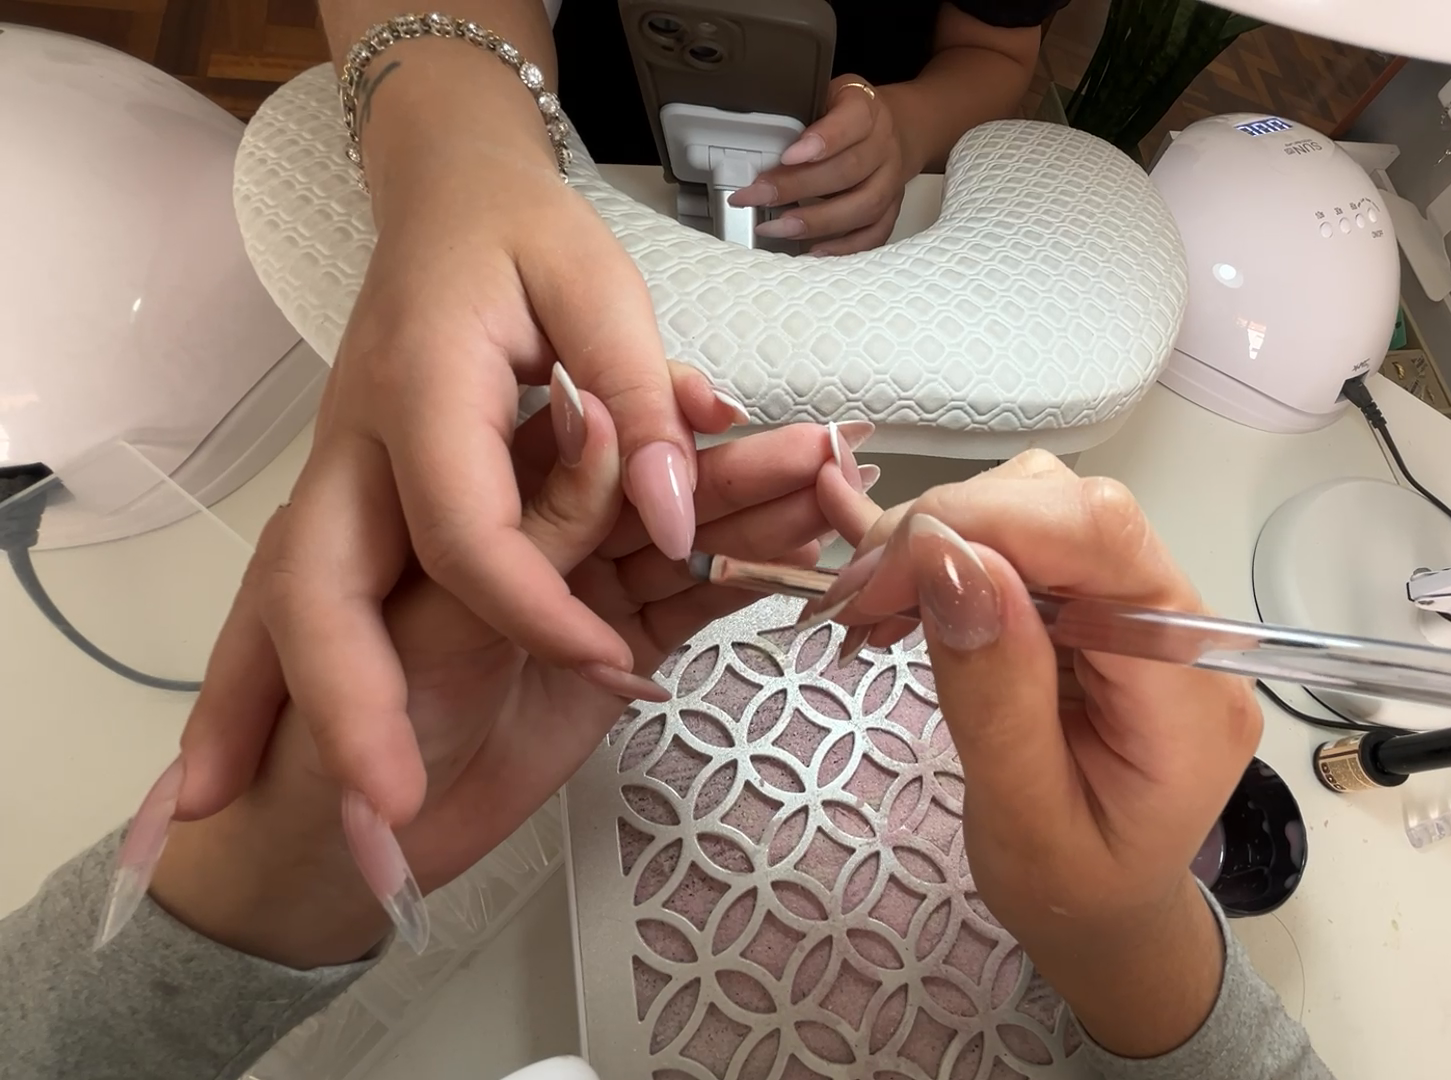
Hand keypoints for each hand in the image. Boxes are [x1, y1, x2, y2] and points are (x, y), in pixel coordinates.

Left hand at [142, 389, 854, 966]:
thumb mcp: (433, 625)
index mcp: (470, 500)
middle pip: (651, 495)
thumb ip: (528, 531)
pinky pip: (693, 604)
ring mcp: (590, 587)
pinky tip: (802, 557)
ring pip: (685, 545)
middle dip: (738, 477)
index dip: (659, 439)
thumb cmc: (337, 741)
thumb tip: (600, 426)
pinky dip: (746, 583)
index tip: (723, 424)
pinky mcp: (624, 640)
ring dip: (758, 524)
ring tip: (833, 498)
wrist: (343, 863)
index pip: (580, 451)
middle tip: (823, 454)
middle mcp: (540, 530)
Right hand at [174, 52, 754, 833]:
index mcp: (427, 389)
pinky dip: (259, 668)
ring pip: (283, 599)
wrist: (446, 193)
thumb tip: (677, 514)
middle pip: (318, 584)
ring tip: (217, 817)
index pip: (466, 525)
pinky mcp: (360, 494)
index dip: (535, 605)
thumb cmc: (528, 241)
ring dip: (252, 707)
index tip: (604, 663)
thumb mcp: (603, 300)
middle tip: (374, 813)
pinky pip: (303, 588)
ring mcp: (348, 475)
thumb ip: (643, 402)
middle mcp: (366, 448)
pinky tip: (226, 749)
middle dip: (338, 702)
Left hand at [728, 74, 911, 254]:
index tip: (787, 156)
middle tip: (759, 197)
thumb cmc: (846, 115)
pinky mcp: (891, 211)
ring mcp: (891, 183)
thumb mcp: (824, 97)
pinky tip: (814, 249)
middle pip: (848, 172)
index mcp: (867, 111)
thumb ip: (800, 116)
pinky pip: (874, 235)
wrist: (891, 132)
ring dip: (818, 222)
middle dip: (798, 188)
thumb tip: (758, 147)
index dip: (821, 141)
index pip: (849, 125)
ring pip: (863, 207)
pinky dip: (844, 247)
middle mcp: (884, 149)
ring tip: (779, 227)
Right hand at [807, 451, 1262, 1056]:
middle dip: (943, 530)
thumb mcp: (1024, 822)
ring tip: (878, 608)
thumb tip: (946, 555)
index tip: (878, 581)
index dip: (981, 525)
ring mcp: (1144, 602)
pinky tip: (911, 595)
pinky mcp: (1104, 599)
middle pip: (1065, 507)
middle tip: (857, 601)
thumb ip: (995, 693)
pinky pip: (1028, 536)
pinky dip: (953, 552)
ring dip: (940, 539)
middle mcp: (1180, 621)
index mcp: (1186, 684)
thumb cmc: (1073, 891)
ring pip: (1039, 504)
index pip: (1100, 536)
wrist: (1110, 905)